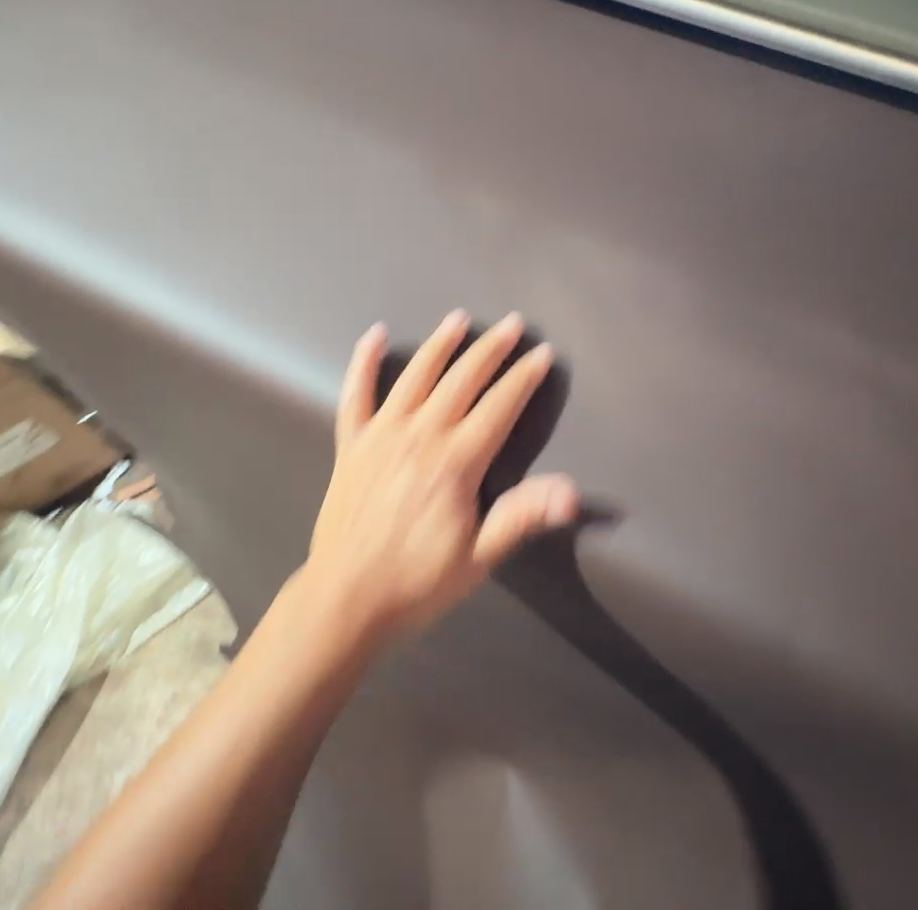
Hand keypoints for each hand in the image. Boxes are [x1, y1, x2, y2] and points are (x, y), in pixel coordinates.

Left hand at [299, 310, 578, 641]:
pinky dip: (363, 362)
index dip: (523, 378)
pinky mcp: (351, 444)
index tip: (541, 353)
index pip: (499, 407)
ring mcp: (381, 435)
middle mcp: (420, 436)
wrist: (346, 598)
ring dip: (440, 344)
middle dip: (491, 350)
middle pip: (462, 380)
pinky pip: (355, 394)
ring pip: (415, 376)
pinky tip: (374, 335)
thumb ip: (522, 516)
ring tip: (460, 319)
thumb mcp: (479, 556)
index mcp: (456, 462)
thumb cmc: (418, 581)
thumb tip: (570, 492)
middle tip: (513, 324)